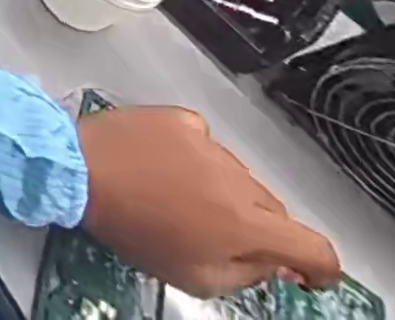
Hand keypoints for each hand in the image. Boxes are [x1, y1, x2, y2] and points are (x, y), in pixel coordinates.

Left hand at [77, 107, 341, 297]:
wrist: (77, 169)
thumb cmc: (130, 227)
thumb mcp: (195, 276)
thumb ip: (247, 273)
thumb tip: (273, 262)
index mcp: (247, 224)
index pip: (316, 248)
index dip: (317, 267)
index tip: (299, 271)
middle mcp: (235, 178)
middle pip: (273, 208)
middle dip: (258, 226)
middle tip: (218, 231)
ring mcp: (204, 141)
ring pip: (236, 172)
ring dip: (224, 187)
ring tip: (179, 193)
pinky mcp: (174, 116)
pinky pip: (201, 138)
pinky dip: (193, 151)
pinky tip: (164, 160)